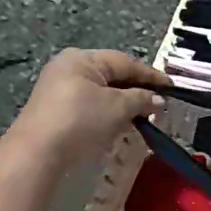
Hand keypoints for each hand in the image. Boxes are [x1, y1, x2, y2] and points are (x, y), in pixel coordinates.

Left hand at [9, 48, 168, 165]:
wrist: (38, 152)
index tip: (172, 87)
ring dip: (123, 102)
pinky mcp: (55, 109)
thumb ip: (141, 99)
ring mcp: (59, 88)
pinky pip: (90, 104)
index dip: (151, 75)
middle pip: (112, 74)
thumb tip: (159, 100)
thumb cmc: (81, 121)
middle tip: (158, 103)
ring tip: (143, 116)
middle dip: (137, 89)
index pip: (125, 61)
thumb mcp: (118, 107)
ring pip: (101, 91)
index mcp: (83, 58)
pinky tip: (119, 123)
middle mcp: (69, 67)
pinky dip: (108, 111)